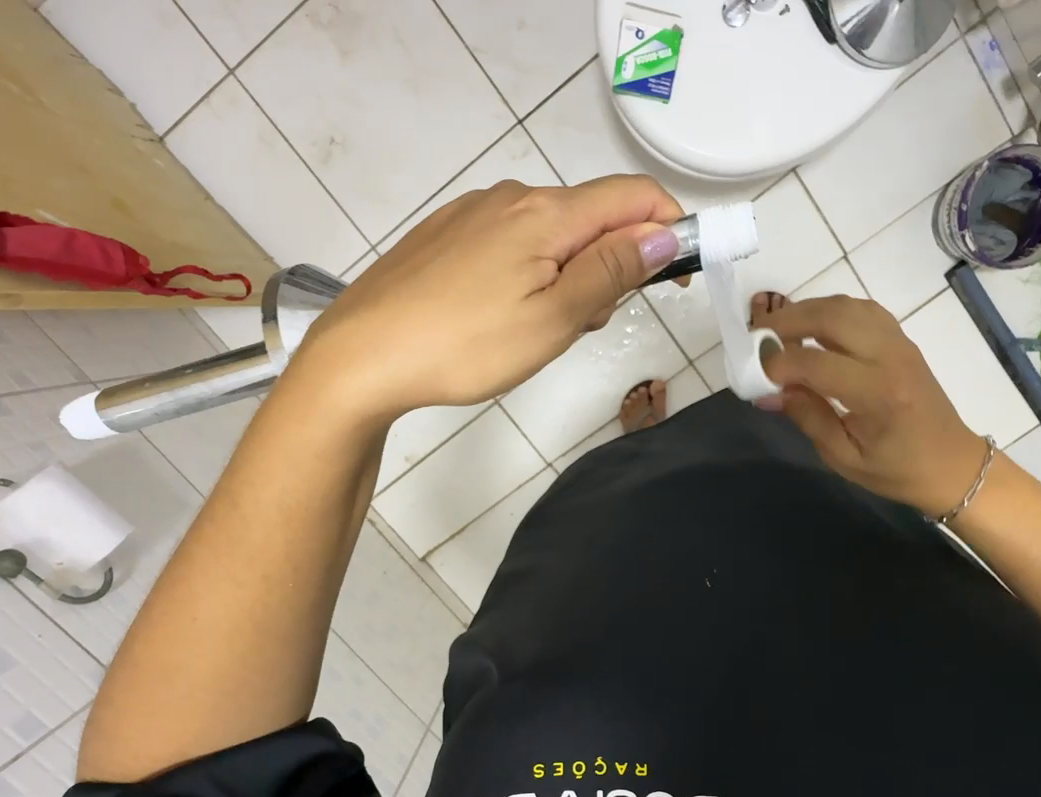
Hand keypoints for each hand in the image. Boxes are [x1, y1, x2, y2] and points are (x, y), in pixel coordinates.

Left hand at [285, 175, 683, 424]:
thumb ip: (611, 272)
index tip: (678, 277)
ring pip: (551, 235)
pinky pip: (512, 243)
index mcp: (545, 215)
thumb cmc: (464, 345)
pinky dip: (532, 274)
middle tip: (585, 326)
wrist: (362, 356)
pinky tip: (502, 318)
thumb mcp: (553, 318)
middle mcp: (512, 199)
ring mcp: (474, 214)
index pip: (633, 197)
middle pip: (592, 218)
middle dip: (613, 265)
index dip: (669, 227)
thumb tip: (663, 234)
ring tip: (538, 333)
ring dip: (571, 276)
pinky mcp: (447, 235)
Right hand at [755, 296, 991, 514]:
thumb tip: (770, 392)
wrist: (951, 463)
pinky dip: (832, 311)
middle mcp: (891, 358)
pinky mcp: (902, 340)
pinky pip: (862, 310)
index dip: (781, 363)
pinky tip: (814, 327)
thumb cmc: (897, 470)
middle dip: (789, 320)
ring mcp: (900, 343)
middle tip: (759, 335)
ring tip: (780, 329)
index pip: (817, 364)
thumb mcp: (845, 458)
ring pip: (847, 306)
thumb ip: (809, 419)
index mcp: (878, 394)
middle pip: (833, 317)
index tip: (757, 372)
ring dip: (809, 310)